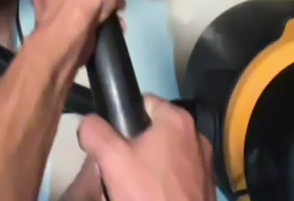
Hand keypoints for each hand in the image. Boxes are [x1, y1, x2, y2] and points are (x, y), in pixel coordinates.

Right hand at [77, 97, 213, 200]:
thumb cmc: (149, 195)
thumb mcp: (112, 159)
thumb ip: (94, 131)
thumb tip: (88, 123)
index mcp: (178, 119)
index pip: (141, 103)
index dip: (122, 121)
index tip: (113, 144)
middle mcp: (196, 137)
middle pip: (152, 132)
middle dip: (133, 150)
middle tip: (120, 172)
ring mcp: (204, 165)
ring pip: (164, 157)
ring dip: (148, 170)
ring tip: (133, 191)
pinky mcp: (206, 190)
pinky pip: (177, 178)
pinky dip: (164, 186)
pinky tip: (151, 199)